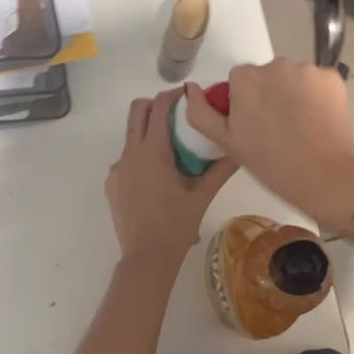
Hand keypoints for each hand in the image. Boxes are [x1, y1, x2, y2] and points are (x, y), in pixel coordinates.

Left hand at [105, 88, 238, 264]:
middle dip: (155, 106)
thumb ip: (220, 169)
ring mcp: (117, 169)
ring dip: (150, 134)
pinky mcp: (113, 184)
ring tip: (173, 152)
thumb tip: (240, 150)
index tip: (188, 96)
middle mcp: (130, 154)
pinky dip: (142, 158)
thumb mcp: (201, 196)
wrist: (147, 258)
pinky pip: (128, 160)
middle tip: (177, 115)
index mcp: (152, 152)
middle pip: (137, 112)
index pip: (159, 107)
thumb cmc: (176, 225)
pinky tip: (158, 179)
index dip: (173, 95)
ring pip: (132, 138)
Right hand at [184, 59, 353, 222]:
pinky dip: (315, 95)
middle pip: (266, 75)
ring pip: (292, 77)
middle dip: (268, 94)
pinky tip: (316, 120)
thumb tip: (190, 88)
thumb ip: (202, 113)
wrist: (324, 176)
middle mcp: (275, 66)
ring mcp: (307, 70)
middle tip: (275, 128)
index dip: (243, 102)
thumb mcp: (227, 143)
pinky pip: (316, 82)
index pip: (238, 81)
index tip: (252, 126)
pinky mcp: (332, 77)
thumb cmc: (270, 163)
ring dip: (292, 94)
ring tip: (298, 126)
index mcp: (246, 79)